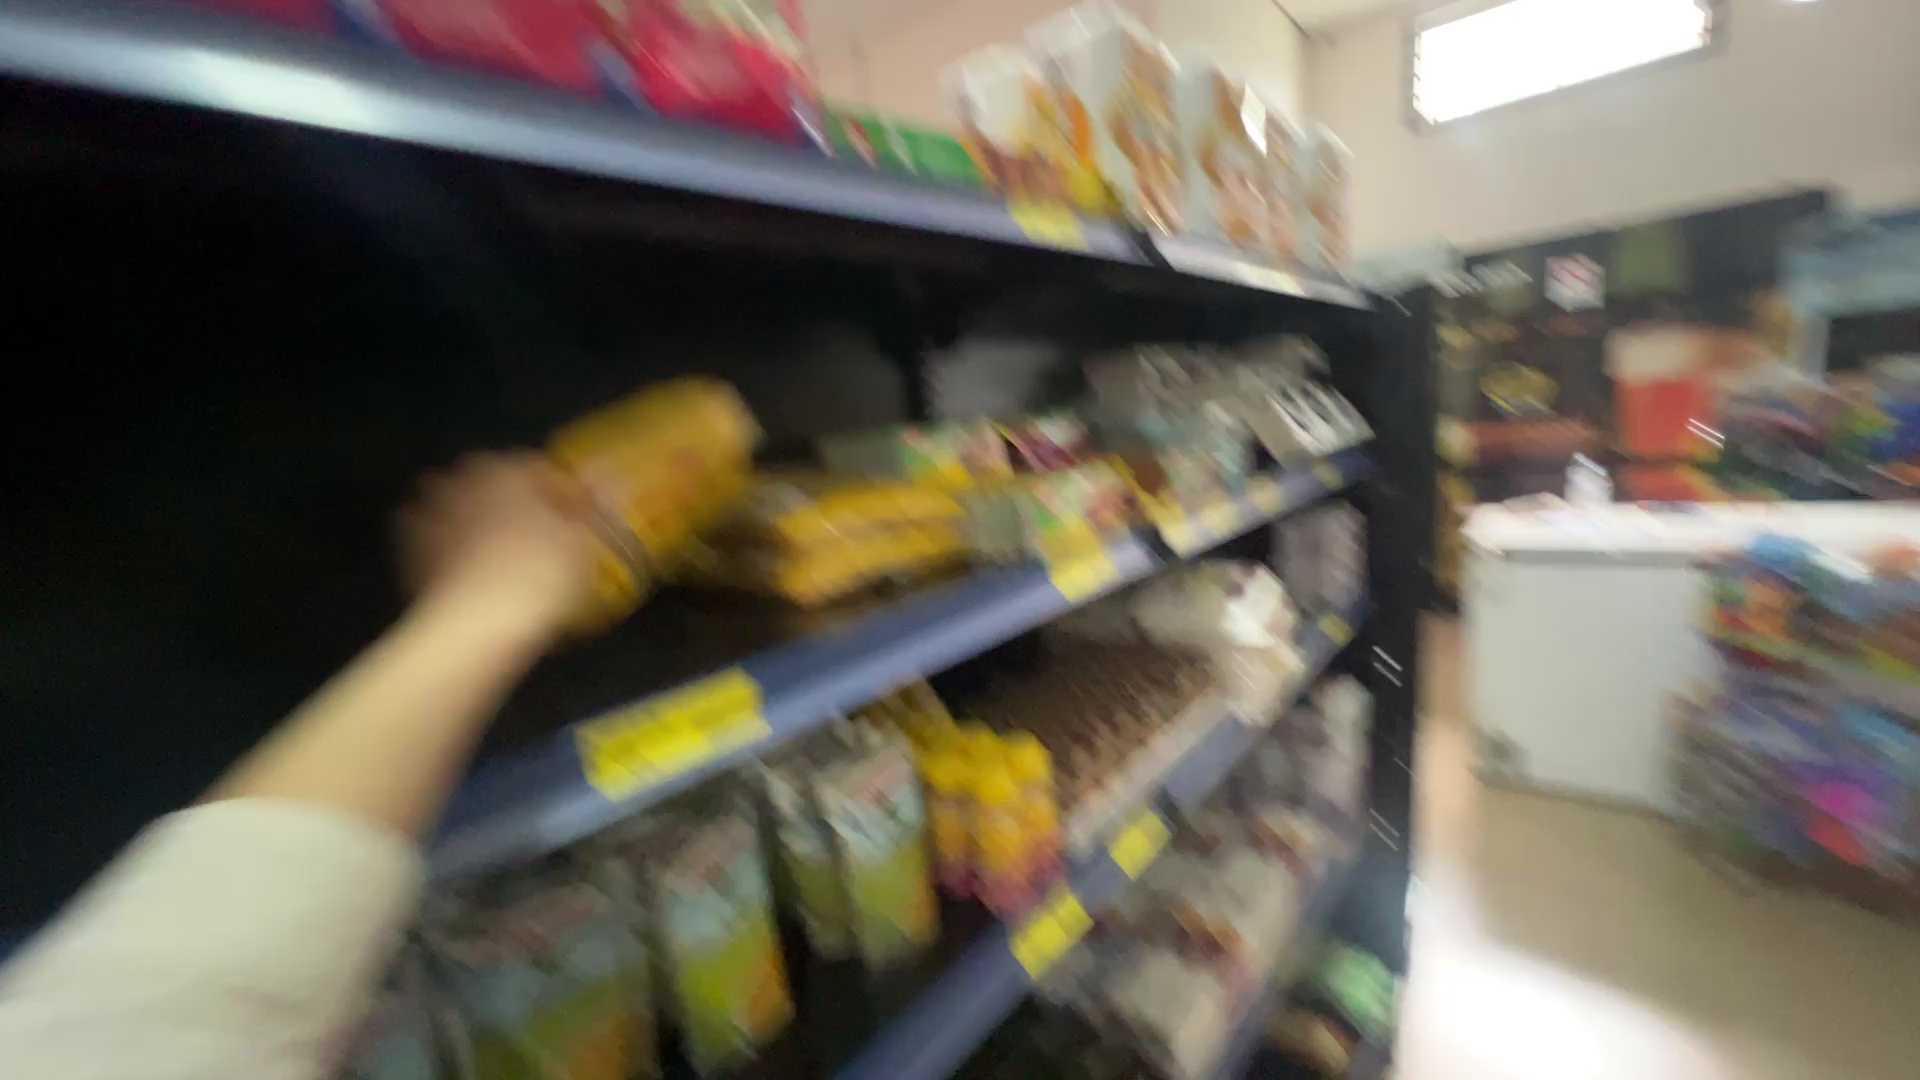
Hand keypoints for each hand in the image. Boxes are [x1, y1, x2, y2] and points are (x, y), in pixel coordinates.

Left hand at [397, 452, 598, 647]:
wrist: (476, 626)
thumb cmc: (539, 575)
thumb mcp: (584, 540)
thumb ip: (594, 503)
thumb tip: (612, 473)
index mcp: (505, 470)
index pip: (541, 468)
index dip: (565, 491)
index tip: (583, 514)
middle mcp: (462, 481)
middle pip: (496, 483)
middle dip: (517, 500)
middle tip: (546, 530)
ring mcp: (430, 514)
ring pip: (464, 507)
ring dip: (482, 519)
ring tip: (509, 549)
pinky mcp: (412, 551)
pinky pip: (441, 539)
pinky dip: (457, 546)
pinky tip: (478, 569)